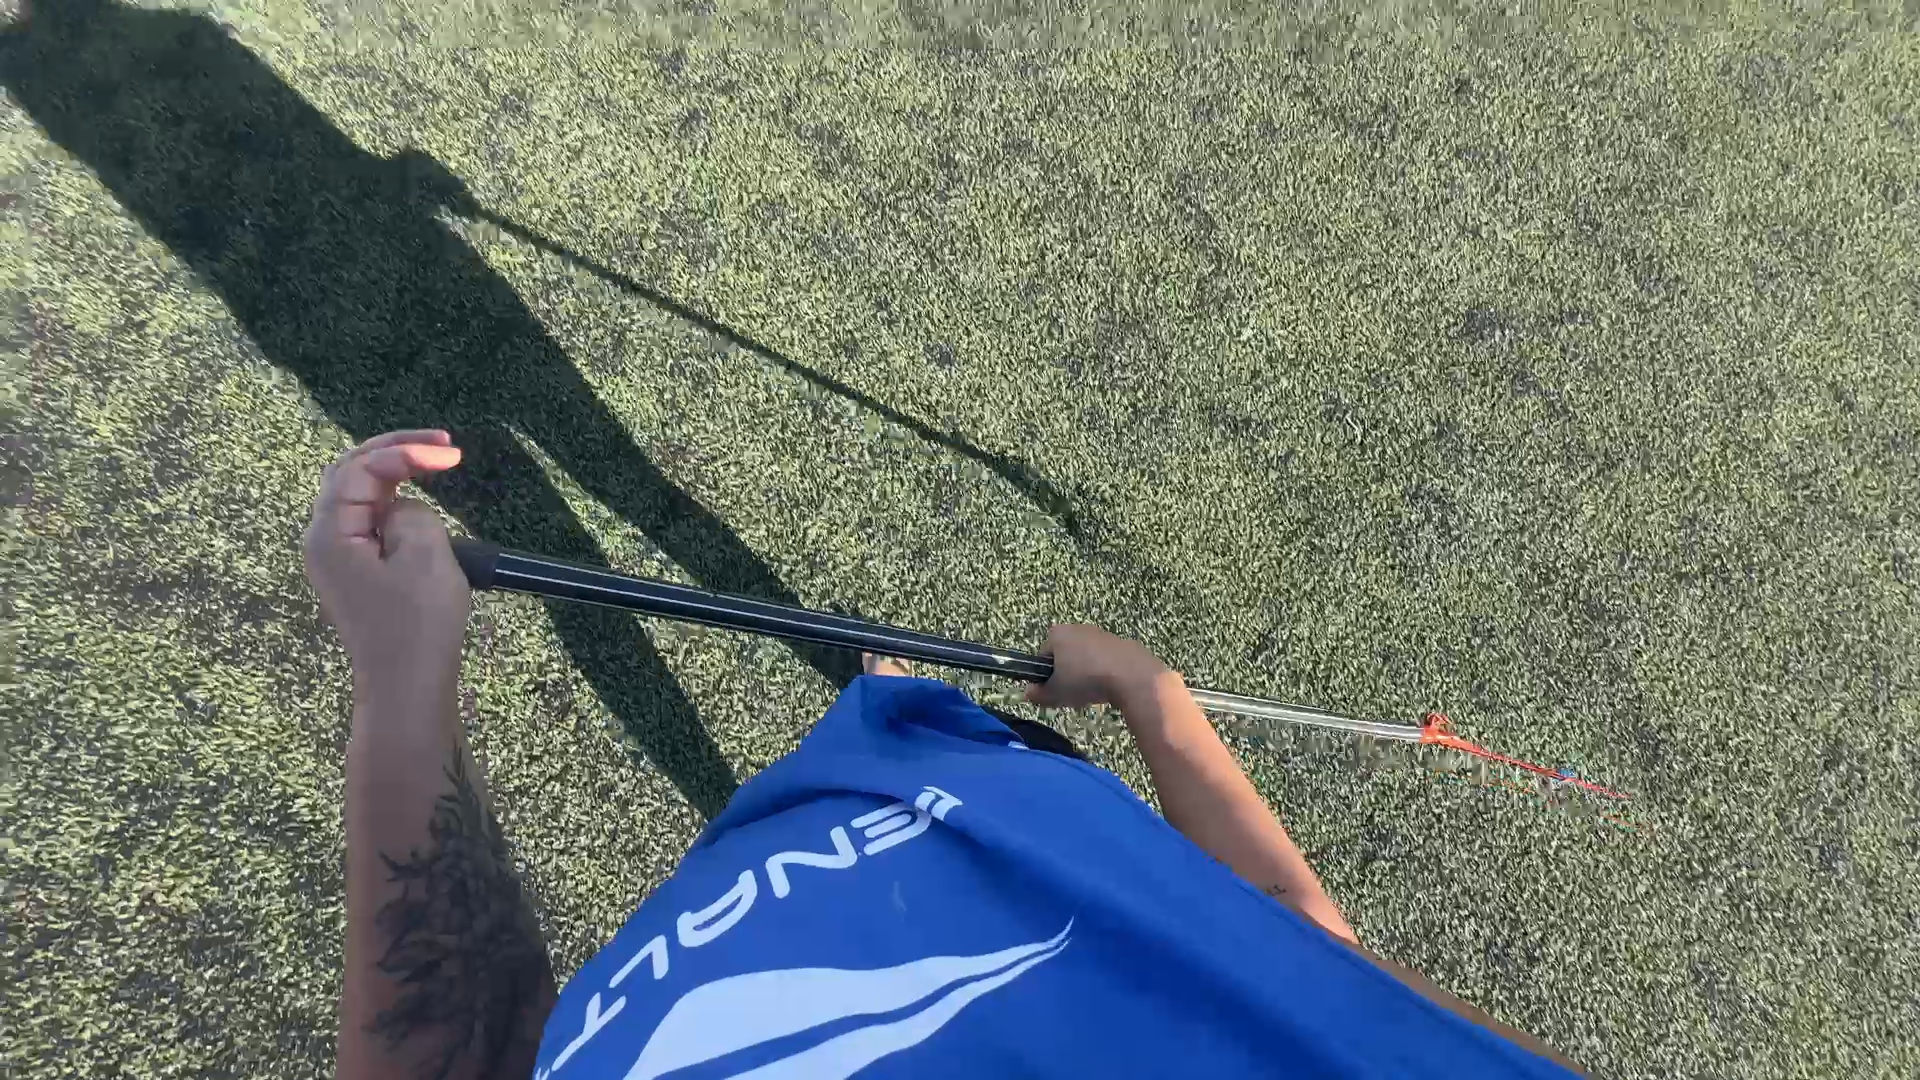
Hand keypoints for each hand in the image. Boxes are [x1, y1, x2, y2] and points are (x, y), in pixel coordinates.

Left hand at [303, 430, 468, 686]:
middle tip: (443, 442)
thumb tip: (401, 510)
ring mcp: (338, 557)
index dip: (405, 453)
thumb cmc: (418, 622)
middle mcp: (323, 540)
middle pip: (349, 475)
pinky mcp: (359, 572)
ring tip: (436, 462)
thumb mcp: (427, 558)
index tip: (453, 453)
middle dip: (395, 452)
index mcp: (330, 535)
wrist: (408, 681)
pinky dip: (398, 502)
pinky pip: (372, 522)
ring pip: (360, 497)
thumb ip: (412, 516)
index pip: (360, 471)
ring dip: (396, 474)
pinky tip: (421, 501)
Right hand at [1025, 624, 1176, 708]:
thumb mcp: (1055, 693)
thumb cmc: (1085, 680)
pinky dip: (1105, 672)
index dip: (1045, 674)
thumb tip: (1028, 693)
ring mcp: (1101, 633)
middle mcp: (1078, 628)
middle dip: (1067, 672)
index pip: (1043, 654)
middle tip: (1071, 693)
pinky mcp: (1122, 643)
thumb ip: (1038, 694)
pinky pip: (1106, 660)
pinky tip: (1110, 687)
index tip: (1053, 690)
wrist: (1131, 675)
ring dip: (1086, 672)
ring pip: (1086, 656)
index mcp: (1058, 634)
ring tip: (1092, 692)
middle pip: (1065, 653)